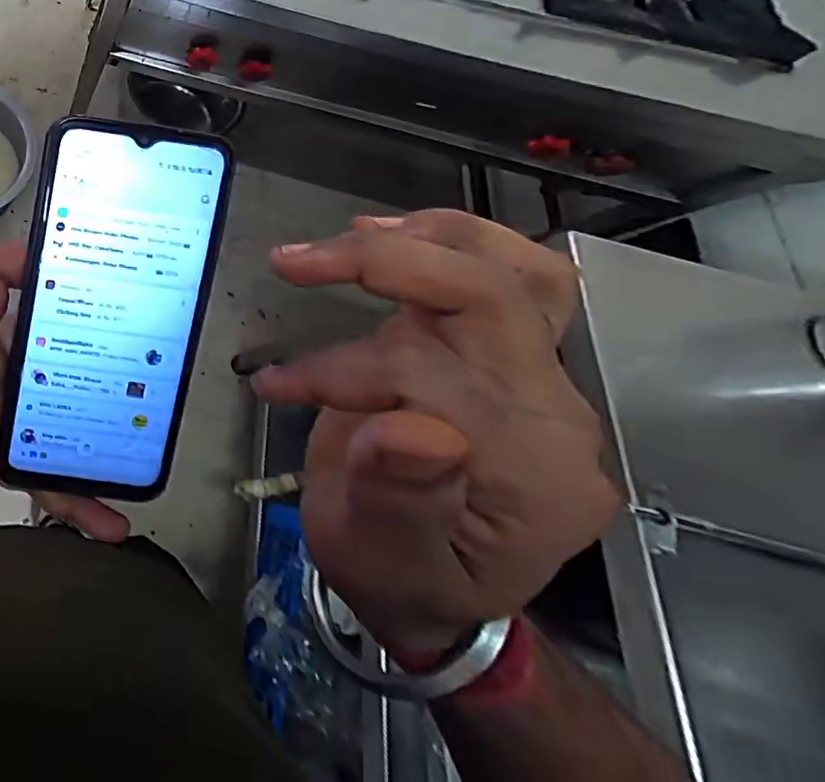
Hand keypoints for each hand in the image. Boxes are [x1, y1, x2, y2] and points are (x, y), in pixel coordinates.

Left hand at [0, 240, 126, 624]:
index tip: (88, 260)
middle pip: (31, 342)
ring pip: (44, 400)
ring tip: (139, 432)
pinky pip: (37, 461)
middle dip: (83, 338)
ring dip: (87, 414)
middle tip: (143, 348)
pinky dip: (67, 483)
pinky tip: (104, 512)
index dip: (31, 264)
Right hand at [252, 211, 617, 658]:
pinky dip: (448, 246)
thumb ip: (400, 501)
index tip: (272, 389)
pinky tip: (391, 237)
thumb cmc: (404, 581)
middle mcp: (552, 415)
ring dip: (426, 239)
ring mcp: (539, 383)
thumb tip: (412, 430)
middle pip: (491, 298)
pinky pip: (507, 281)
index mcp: (528, 471)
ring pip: (516, 273)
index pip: (429, 376)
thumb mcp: (386, 561)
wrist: (440, 589)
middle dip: (384, 265)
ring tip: (349, 235)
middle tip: (294, 262)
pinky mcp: (510, 361)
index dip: (338, 371)